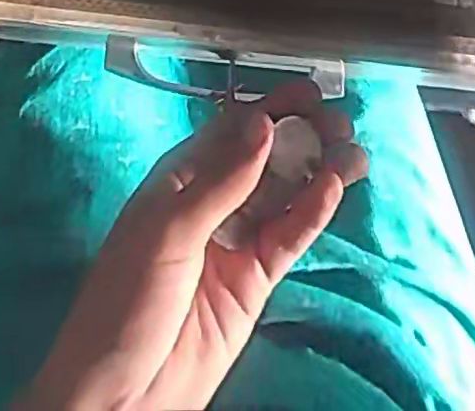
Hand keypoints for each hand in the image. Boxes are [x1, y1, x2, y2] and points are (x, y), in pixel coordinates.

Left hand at [19, 80, 368, 410]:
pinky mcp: (254, 279)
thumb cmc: (126, 297)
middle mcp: (211, 201)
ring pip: (283, 195)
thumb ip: (221, 180)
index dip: (269, 108)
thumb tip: (263, 124)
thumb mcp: (167, 228)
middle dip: (300, 136)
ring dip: (316, 171)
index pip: (231, 131)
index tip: (308, 93)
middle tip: (340, 121)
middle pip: (264, 159)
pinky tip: (333, 189)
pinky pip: (288, 237)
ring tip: (353, 151)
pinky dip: (311, 212)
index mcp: (181, 178)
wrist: (120, 394)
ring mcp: (235, 240)